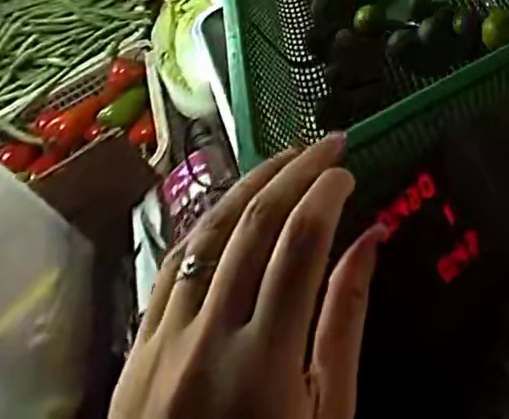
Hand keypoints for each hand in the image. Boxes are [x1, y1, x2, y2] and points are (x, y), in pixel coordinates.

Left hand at [112, 134, 382, 418]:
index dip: (327, 192)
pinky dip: (207, 221)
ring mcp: (162, 341)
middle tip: (329, 143)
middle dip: (297, 170)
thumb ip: (345, 322)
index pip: (300, 243)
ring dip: (250, 182)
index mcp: (263, 365)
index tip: (349, 170)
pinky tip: (231, 203)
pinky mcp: (135, 348)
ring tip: (286, 157)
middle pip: (254, 223)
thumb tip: (372, 237)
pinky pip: (171, 264)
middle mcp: (206, 341)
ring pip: (207, 231)